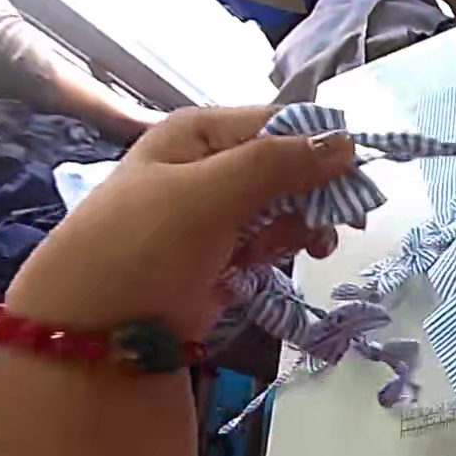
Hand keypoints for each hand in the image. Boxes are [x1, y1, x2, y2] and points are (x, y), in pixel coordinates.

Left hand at [5, 106, 354, 338]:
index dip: (323, 150)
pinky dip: (293, 246)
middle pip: (297, 166)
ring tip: (300, 250)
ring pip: (297, 203)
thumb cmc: (144, 248)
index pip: (284, 125)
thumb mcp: (208, 196)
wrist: (101, 331)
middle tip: (333, 223)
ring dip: (306, 226)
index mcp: (203, 134)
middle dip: (317, 195)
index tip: (353, 182)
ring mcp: (228, 206)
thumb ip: (277, 165)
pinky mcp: (237, 244)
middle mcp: (218, 162)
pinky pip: (284, 234)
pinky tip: (285, 259)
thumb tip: (347, 143)